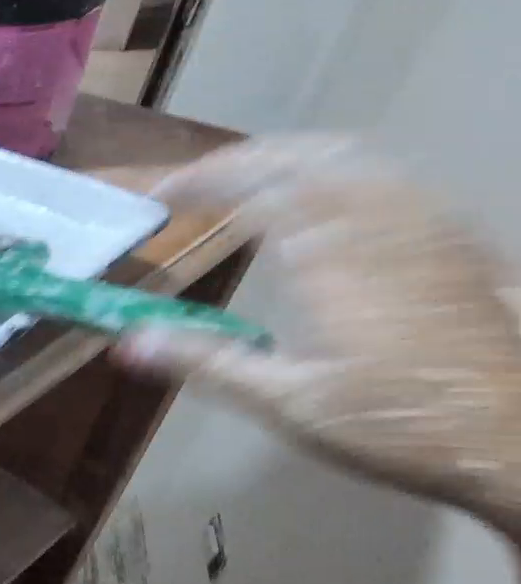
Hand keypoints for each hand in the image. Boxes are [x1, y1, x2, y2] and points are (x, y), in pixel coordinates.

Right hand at [114, 137, 520, 538]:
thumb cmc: (398, 425)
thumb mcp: (286, 403)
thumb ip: (205, 361)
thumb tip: (125, 341)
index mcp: (335, 265)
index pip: (263, 189)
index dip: (206, 181)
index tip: (162, 196)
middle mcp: (384, 234)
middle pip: (313, 160)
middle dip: (246, 159)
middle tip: (199, 181)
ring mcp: (430, 235)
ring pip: (361, 163)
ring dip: (294, 160)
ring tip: (250, 180)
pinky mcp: (457, 248)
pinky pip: (396, 184)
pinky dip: (344, 177)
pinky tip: (328, 203)